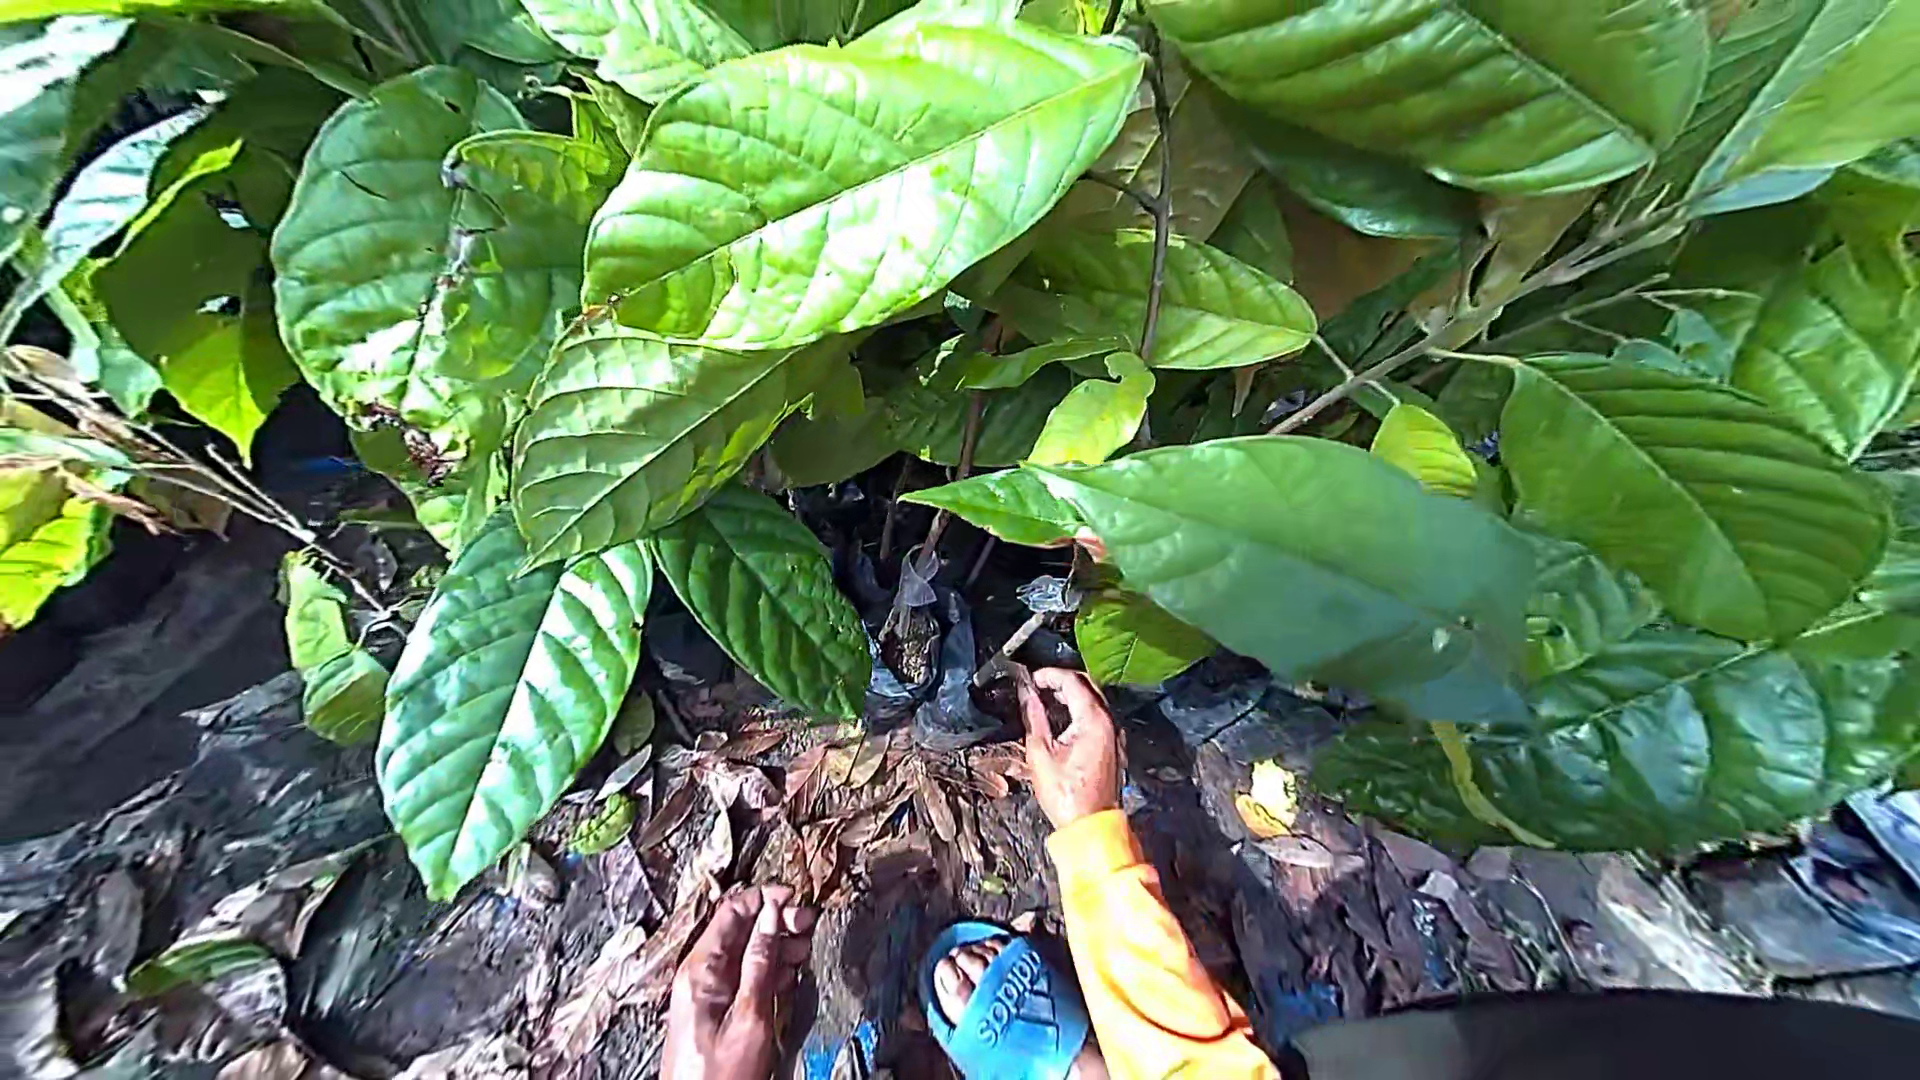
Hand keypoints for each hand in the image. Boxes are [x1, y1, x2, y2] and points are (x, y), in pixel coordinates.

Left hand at [662, 885, 815, 1079]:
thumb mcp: (749, 1016)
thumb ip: (760, 961)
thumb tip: (771, 913)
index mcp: (700, 969)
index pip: (733, 910)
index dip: (765, 898)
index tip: (794, 898)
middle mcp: (701, 973)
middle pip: (742, 928)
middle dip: (777, 921)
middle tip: (806, 924)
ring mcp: (709, 991)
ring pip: (748, 949)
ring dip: (778, 944)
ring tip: (804, 949)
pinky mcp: (719, 1008)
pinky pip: (746, 974)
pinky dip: (770, 968)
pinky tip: (789, 974)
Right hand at [1019, 668, 1122, 830]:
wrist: (1090, 828)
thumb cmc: (1065, 794)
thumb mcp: (1040, 752)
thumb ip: (1034, 716)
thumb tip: (1026, 692)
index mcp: (1093, 719)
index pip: (1072, 681)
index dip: (1049, 675)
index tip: (1031, 679)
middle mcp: (1109, 722)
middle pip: (1088, 685)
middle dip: (1062, 680)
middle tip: (1040, 685)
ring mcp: (1115, 735)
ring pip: (1095, 700)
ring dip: (1073, 694)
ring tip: (1048, 699)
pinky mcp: (1114, 747)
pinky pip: (1099, 716)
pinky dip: (1082, 709)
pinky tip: (1065, 719)